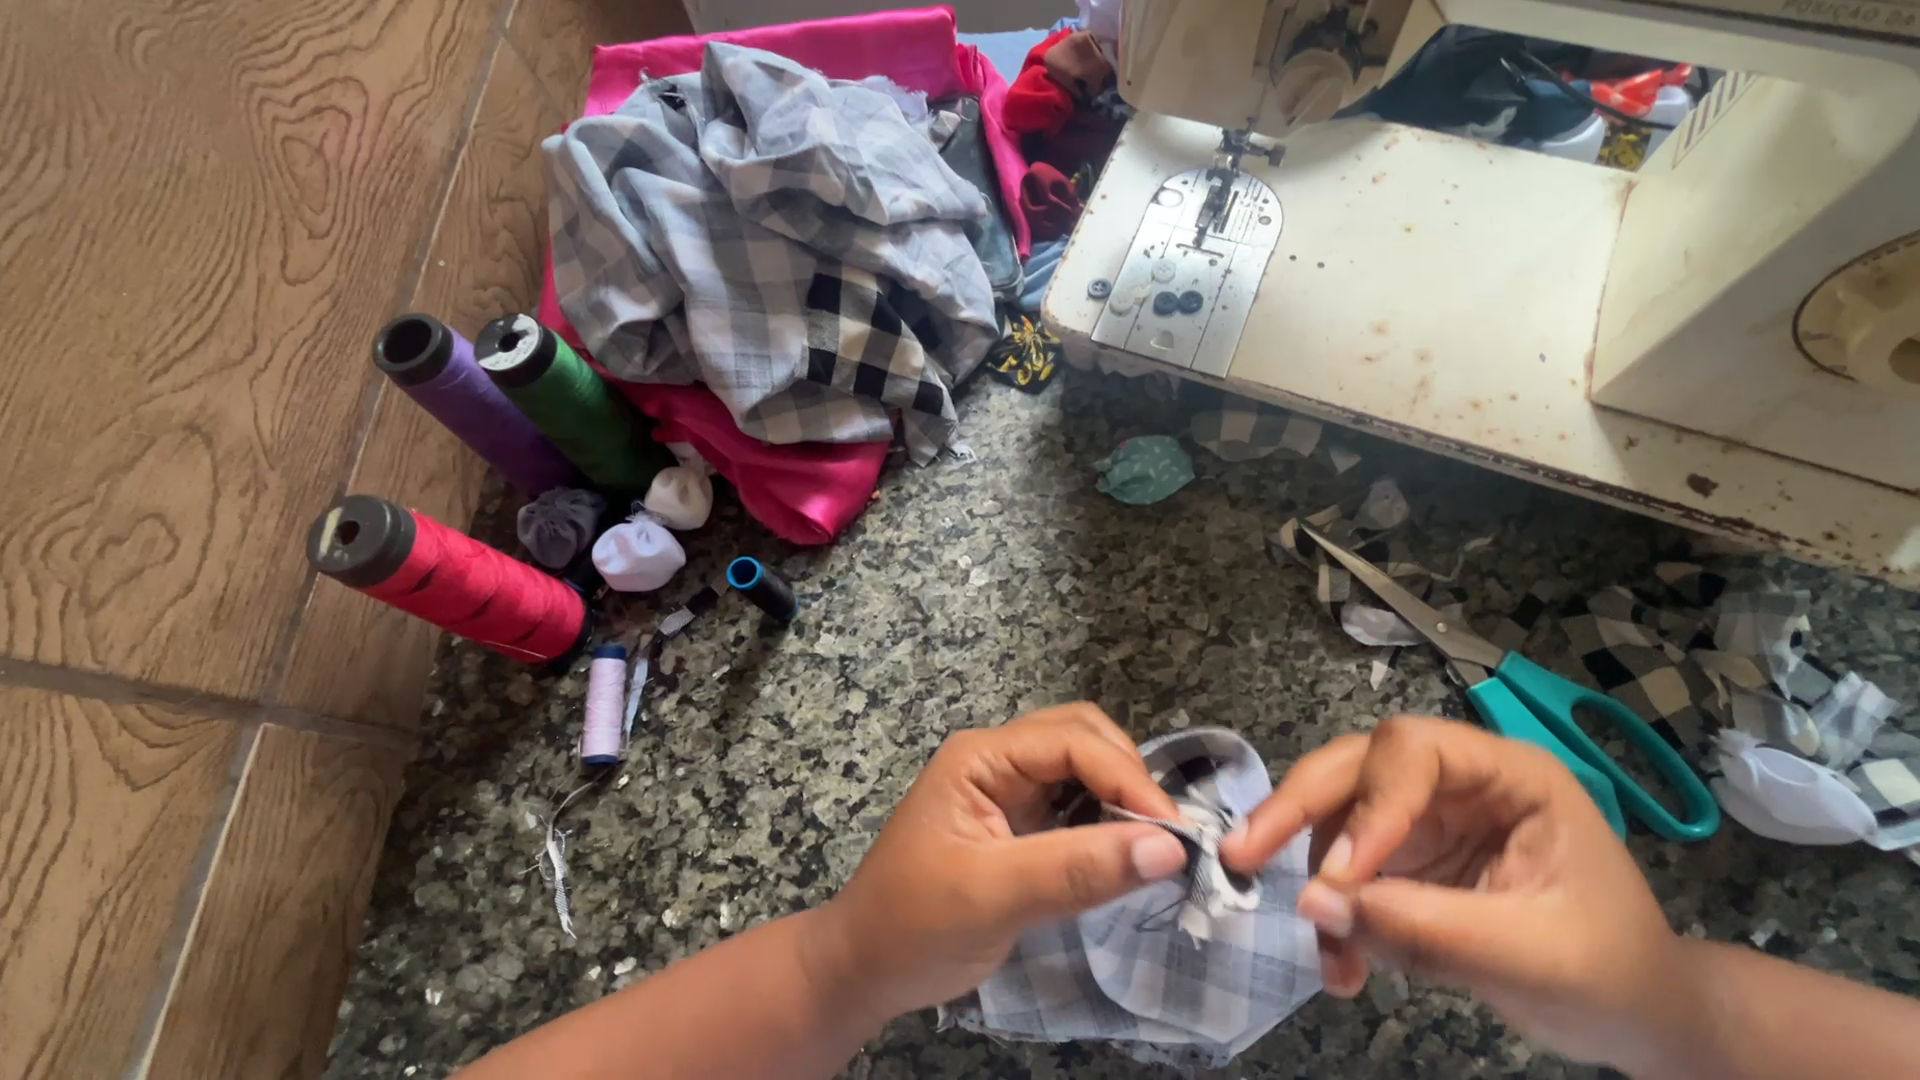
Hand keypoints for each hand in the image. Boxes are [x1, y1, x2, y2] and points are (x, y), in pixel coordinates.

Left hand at [803, 703, 1189, 1024]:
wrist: (865, 966)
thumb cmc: (914, 924)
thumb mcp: (993, 895)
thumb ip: (1076, 869)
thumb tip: (1168, 848)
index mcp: (981, 757)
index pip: (1070, 741)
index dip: (1127, 778)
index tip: (1174, 833)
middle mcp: (997, 760)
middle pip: (1080, 736)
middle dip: (1127, 775)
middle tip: (1164, 833)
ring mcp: (1007, 789)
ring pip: (1081, 764)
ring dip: (1121, 793)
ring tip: (1152, 840)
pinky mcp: (1019, 821)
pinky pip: (1074, 800)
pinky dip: (1107, 816)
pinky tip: (1124, 848)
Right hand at [1220, 715, 1685, 1067]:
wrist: (1635, 1015)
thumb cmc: (1612, 973)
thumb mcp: (1533, 956)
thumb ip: (1423, 927)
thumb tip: (1312, 905)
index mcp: (1506, 775)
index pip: (1411, 751)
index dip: (1369, 800)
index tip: (1344, 874)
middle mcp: (1452, 782)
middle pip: (1352, 768)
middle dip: (1295, 811)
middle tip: (1241, 856)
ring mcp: (1421, 817)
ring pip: (1334, 816)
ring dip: (1312, 877)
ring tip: (1328, 956)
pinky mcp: (1401, 857)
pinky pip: (1341, 867)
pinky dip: (1331, 911)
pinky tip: (1343, 966)